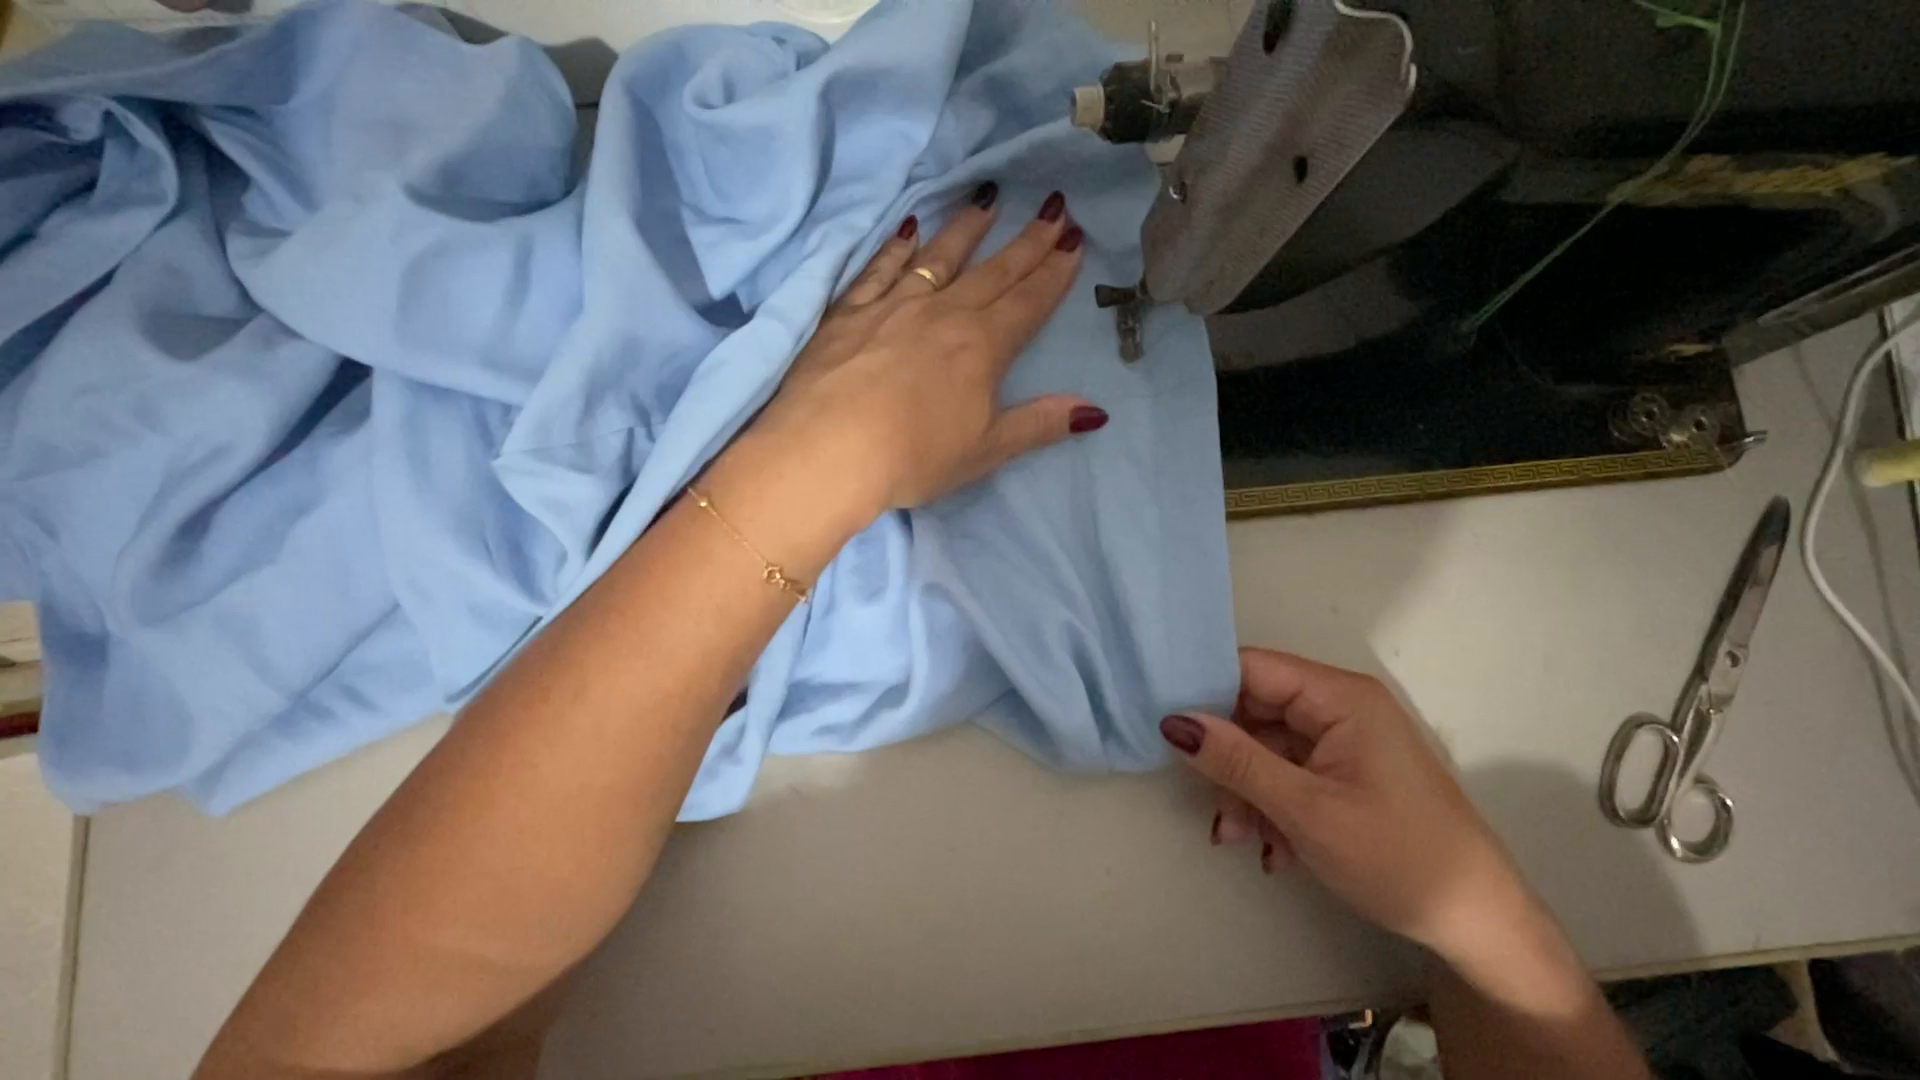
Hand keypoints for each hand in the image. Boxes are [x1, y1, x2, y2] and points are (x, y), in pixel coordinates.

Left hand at [743, 182, 1102, 517]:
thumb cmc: (913, 458)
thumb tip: (1096, 411)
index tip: (1074, 240)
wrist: (827, 451)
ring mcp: (893, 307)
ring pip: (939, 257)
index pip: (1029, 302)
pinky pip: (879, 268)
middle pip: (994, 272)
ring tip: (988, 198)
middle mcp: (943, 314)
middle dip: (1027, 241)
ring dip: (967, 228)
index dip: (1055, 272)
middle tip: (1052, 207)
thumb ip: (1040, 424)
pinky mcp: (849, 311)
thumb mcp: (986, 451)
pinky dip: (896, 247)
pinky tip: (908, 228)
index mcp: (982, 347)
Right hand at [1160, 649, 1536, 965]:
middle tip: (1211, 807)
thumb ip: (1236, 761)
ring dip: (1246, 792)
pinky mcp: (1348, 774)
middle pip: (1256, 710)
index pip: (1252, 668)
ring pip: (1267, 748)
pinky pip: (1290, 773)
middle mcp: (1342, 708)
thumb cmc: (1397, 856)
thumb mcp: (1305, 810)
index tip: (1164, 726)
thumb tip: (1173, 722)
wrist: (1479, 924)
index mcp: (1341, 697)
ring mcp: (1346, 742)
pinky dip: (1272, 806)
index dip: (1204, 690)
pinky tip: (1273, 849)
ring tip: (1242, 840)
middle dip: (1227, 758)